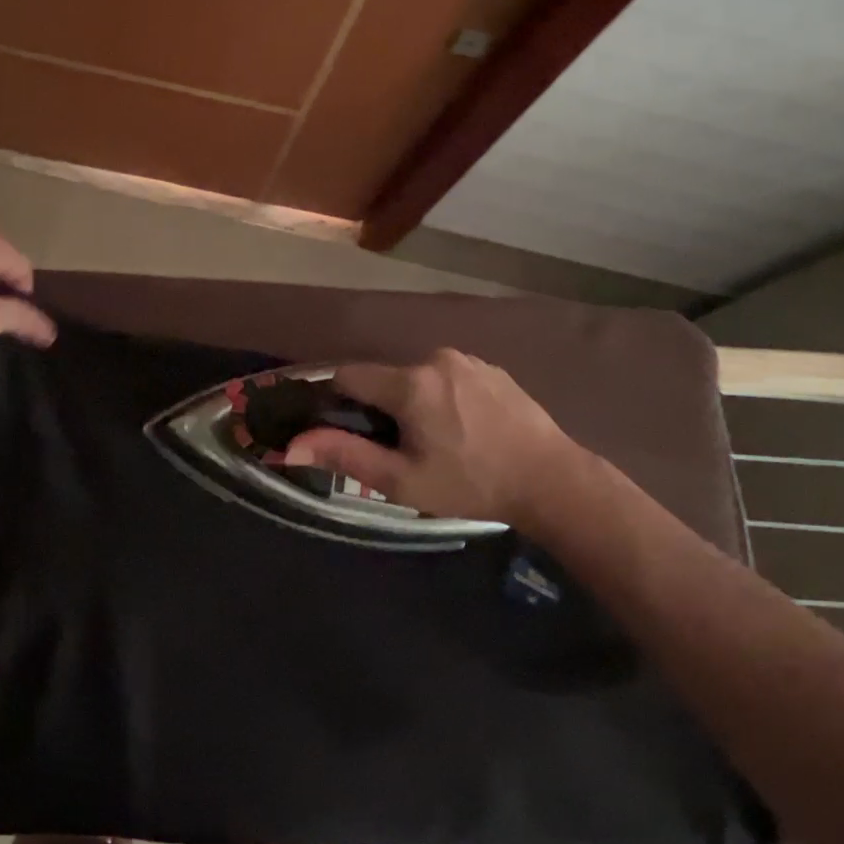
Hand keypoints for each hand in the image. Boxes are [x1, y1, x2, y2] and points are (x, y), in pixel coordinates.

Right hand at [282, 349, 583, 524]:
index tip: (343, 430)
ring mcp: (470, 361)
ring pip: (416, 377)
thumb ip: (345, 456)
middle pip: (384, 377)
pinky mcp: (492, 370)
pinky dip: (441, 398)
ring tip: (433, 443)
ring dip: (411, 403)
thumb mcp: (401, 480)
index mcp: (410, 383)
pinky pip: (448, 378)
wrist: (552, 481)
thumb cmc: (471, 484)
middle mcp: (437, 359)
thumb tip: (292, 446)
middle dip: (379, 408)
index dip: (335, 401)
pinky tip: (462, 431)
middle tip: (395, 449)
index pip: (347, 375)